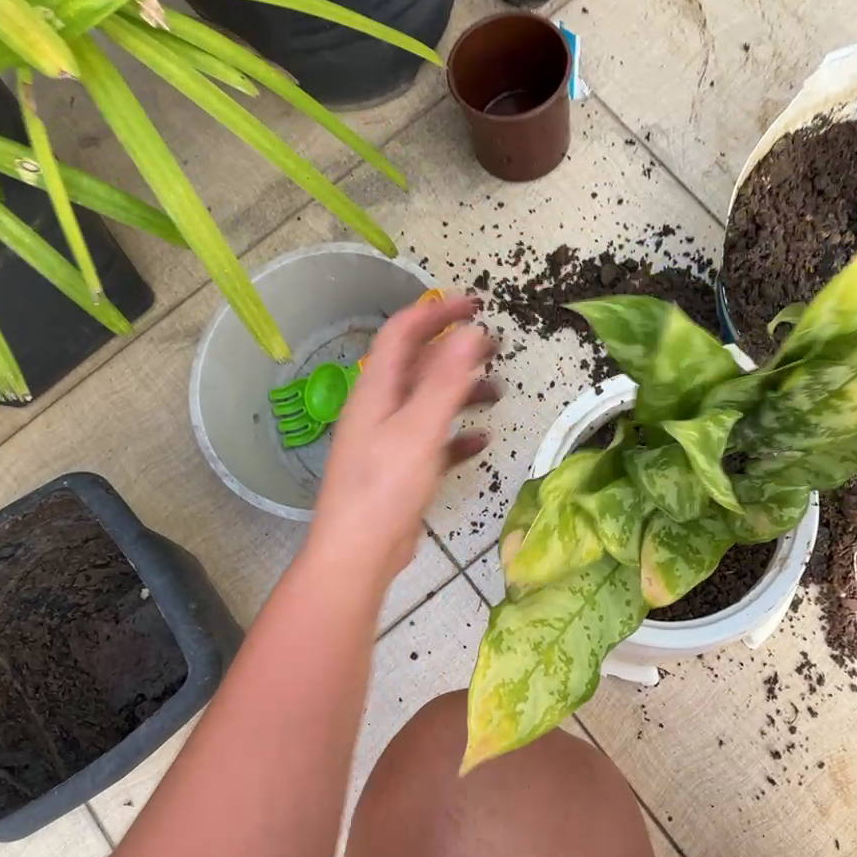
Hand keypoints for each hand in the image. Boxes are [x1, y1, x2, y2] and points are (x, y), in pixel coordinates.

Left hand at [307, 292, 496, 587]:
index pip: (403, 333)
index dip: (435, 311)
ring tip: (497, 393)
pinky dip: (457, 435)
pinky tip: (482, 440)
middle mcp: (380, 409)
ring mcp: (389, 440)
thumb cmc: (384, 488)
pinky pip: (434, 442)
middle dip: (455, 351)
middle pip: (418, 366)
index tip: (473, 304)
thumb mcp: (419, 429)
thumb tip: (470, 332)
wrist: (359, 553)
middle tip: (494, 346)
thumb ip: (445, 380)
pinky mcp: (402, 470)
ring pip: (429, 403)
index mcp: (376, 391)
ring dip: (461, 393)